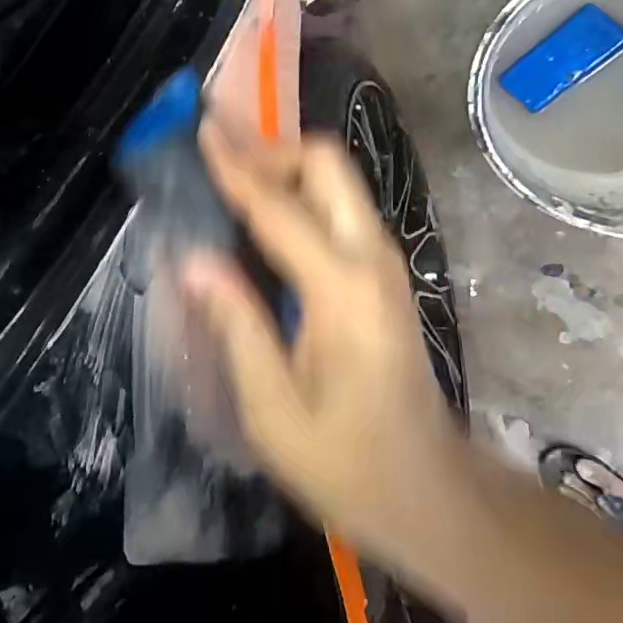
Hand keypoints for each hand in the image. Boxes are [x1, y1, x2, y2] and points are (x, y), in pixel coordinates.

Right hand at [181, 125, 464, 544]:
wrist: (429, 491)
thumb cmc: (347, 463)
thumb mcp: (273, 410)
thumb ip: (237, 325)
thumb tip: (193, 259)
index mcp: (343, 291)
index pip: (279, 208)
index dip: (236, 166)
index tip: (203, 131)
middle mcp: (373, 259)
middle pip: (328, 165)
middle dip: (272, 151)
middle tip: (218, 161)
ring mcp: (387, 263)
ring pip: (337, 181)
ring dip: (286, 168)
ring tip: (231, 178)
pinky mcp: (386, 274)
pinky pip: (340, 209)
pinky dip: (302, 194)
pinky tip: (266, 214)